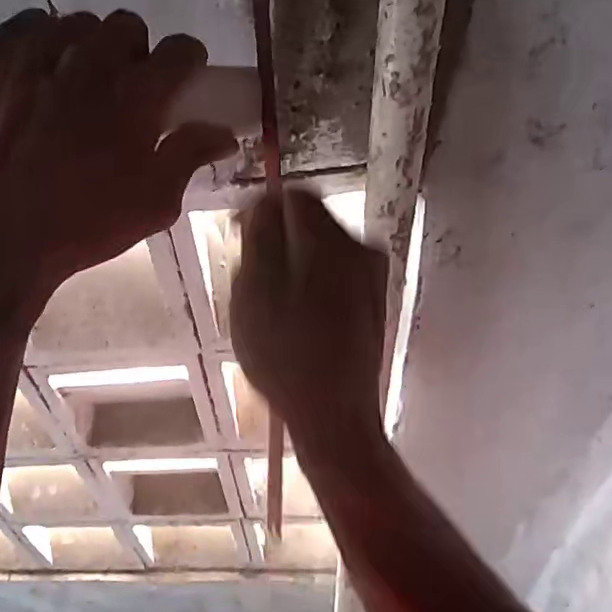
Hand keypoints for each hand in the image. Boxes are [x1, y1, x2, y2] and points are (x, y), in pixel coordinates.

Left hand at [0, 9, 235, 320]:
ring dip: (84, 49)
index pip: (180, 51)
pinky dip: (35, 46)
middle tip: (121, 91)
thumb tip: (222, 133)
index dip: (186, 64)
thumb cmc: (83, 226)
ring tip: (72, 88)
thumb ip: (189, 156)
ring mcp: (31, 54)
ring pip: (74, 25)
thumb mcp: (152, 203)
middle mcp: (86, 61)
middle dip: (133, 54)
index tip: (179, 80)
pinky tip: (32, 80)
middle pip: (126, 28)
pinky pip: (23, 28)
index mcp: (135, 95)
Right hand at [230, 189, 388, 431]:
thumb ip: (259, 240)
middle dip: (277, 239)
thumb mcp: (253, 296)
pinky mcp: (373, 299)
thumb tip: (262, 204)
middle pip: (311, 220)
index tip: (238, 233)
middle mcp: (360, 251)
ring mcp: (372, 276)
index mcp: (330, 244)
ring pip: (321, 247)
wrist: (334, 415)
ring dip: (292, 262)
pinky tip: (295, 317)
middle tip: (250, 277)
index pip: (295, 196)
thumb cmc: (285, 359)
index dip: (262, 208)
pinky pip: (335, 271)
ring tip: (269, 304)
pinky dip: (311, 281)